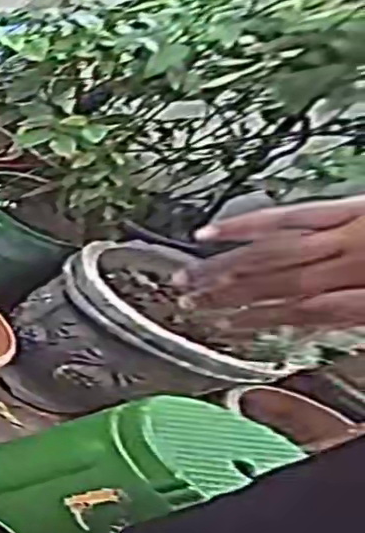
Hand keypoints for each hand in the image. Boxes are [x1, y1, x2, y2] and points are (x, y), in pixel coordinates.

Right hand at [177, 195, 364, 329]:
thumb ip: (358, 310)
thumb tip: (308, 322)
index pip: (299, 311)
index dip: (257, 319)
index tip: (223, 325)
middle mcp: (351, 262)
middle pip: (274, 282)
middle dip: (225, 293)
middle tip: (187, 300)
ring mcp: (350, 233)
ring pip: (269, 254)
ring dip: (221, 266)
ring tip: (184, 275)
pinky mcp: (356, 207)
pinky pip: (289, 217)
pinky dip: (243, 226)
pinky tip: (206, 233)